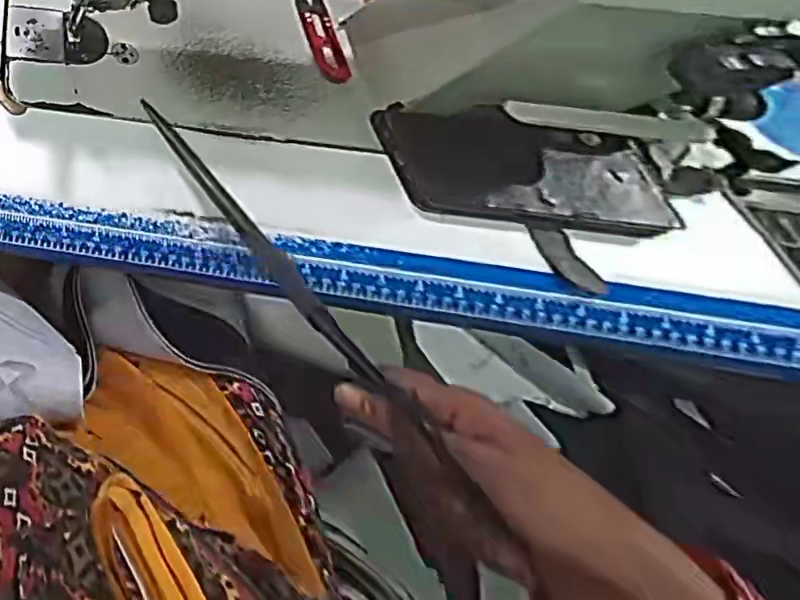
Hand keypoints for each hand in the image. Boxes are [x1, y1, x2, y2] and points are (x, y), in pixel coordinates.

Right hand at [338, 370, 724, 599]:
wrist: (620, 583)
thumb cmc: (562, 508)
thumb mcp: (474, 453)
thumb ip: (407, 421)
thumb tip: (348, 389)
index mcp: (465, 411)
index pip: (393, 384)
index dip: (366, 392)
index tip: (344, 405)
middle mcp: (462, 440)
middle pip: (399, 439)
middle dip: (418, 470)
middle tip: (446, 485)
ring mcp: (468, 481)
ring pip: (416, 481)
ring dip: (445, 506)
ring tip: (482, 521)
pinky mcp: (474, 518)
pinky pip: (437, 515)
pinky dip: (460, 530)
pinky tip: (491, 541)